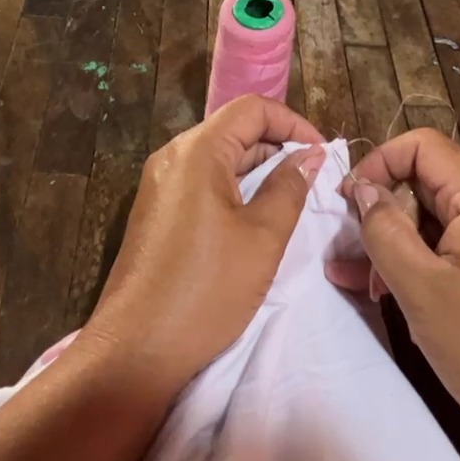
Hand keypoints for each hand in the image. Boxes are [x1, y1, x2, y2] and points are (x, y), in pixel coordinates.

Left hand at [84, 94, 325, 386]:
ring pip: (220, 158)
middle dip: (279, 147)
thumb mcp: (262, 237)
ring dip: (259, 171)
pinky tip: (257, 220)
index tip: (323, 154)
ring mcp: (160, 184)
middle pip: (234, 129)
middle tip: (315, 180)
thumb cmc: (206, 289)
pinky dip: (235, 190)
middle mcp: (173, 156)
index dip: (293, 123)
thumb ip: (290, 187)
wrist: (135, 351)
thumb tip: (310, 155)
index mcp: (197, 151)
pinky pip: (203, 182)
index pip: (252, 108)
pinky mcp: (157, 212)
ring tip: (294, 200)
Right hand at [328, 128, 459, 460]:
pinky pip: (449, 242)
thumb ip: (384, 228)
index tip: (349, 199)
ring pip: (433, 214)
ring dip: (394, 240)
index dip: (380, 162)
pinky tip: (382, 287)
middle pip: (427, 180)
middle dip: (384, 210)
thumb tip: (362, 188)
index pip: (425, 146)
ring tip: (359, 279)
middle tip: (350, 250)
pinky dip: (417, 257)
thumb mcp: (418, 287)